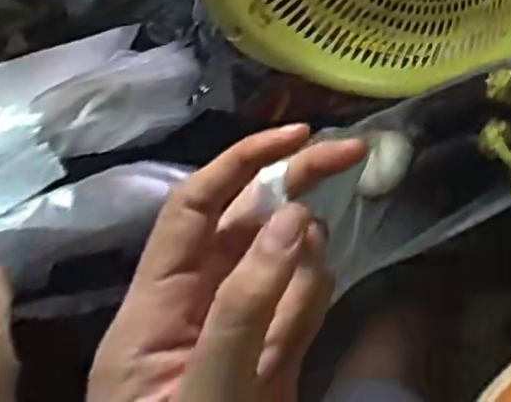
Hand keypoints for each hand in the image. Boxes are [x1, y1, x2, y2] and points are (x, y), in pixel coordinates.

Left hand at [87, 126, 365, 401]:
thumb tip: (294, 214)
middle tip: (355, 152)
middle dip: (298, 180)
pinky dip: (315, 295)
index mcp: (155, 307)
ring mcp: (238, 321)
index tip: (301, 135)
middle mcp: (195, 300)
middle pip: (249, 213)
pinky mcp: (273, 342)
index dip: (244, 159)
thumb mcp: (206, 397)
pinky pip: (306, 291)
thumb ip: (246, 306)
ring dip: (306, 261)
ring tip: (288, 331)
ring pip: (285, 250)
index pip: (195, 205)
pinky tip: (297, 340)